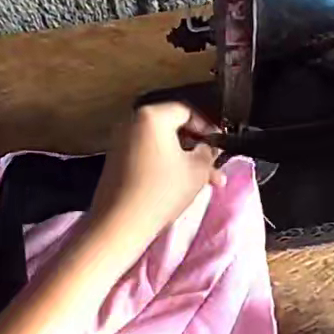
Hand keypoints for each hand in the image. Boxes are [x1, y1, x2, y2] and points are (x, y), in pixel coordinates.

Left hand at [86, 102, 223, 252]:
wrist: (120, 222)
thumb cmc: (161, 191)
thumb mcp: (197, 171)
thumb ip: (208, 153)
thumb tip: (209, 147)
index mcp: (151, 116)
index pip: (187, 111)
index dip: (208, 127)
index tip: (219, 145)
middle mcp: (131, 121)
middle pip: (172, 127)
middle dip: (196, 147)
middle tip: (214, 165)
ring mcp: (120, 140)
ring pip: (161, 144)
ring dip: (183, 159)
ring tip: (203, 180)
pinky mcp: (115, 159)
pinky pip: (146, 154)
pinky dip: (164, 164)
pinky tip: (179, 183)